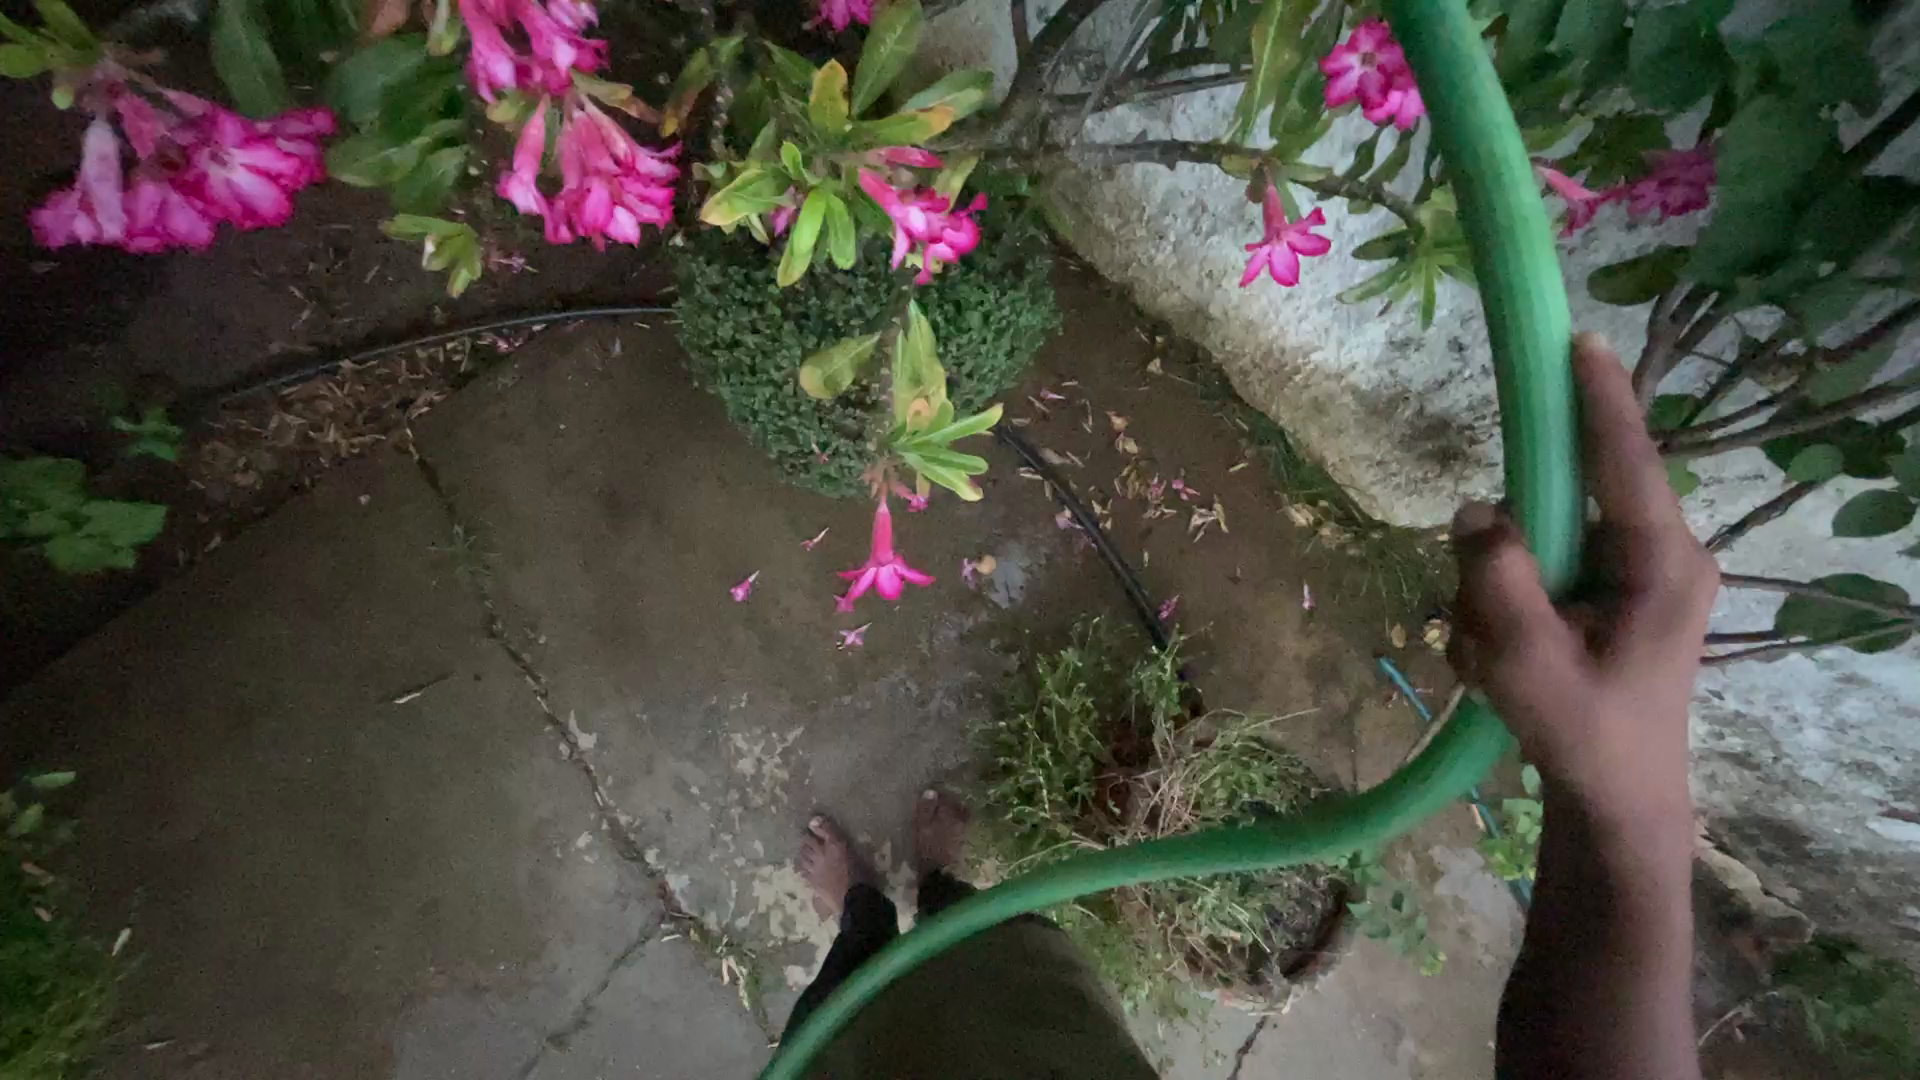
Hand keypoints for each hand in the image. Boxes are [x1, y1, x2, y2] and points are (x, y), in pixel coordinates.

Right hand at [1448, 333, 1717, 839]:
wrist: (1613, 797)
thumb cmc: (1582, 732)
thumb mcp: (1526, 658)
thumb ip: (1497, 576)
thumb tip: (1474, 508)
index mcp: (1660, 565)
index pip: (1626, 464)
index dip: (1600, 400)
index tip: (1580, 339)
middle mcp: (1648, 558)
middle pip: (1550, 510)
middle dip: (1497, 564)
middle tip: (1484, 629)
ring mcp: (1620, 578)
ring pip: (1524, 546)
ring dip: (1488, 597)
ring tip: (1493, 658)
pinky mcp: (1593, 597)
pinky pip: (1523, 575)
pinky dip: (1493, 612)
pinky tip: (1500, 659)